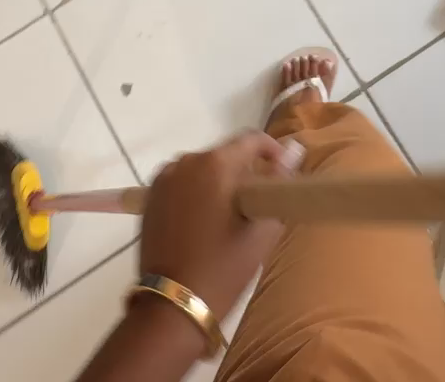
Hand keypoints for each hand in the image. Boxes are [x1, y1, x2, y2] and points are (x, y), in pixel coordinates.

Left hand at [138, 130, 297, 319]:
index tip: (282, 169)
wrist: (173, 305)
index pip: (250, 139)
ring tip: (228, 213)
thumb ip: (278, 185)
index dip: (271, 149)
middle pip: (224, 153)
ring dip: (217, 181)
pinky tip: (202, 220)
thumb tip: (294, 151)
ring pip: (201, 168)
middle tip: (256, 199)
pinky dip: (194, 192)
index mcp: (216, 163)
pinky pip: (181, 182)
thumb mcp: (261, 229)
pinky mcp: (150, 196)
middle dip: (243, 169)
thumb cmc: (225, 267)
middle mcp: (187, 160)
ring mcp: (164, 177)